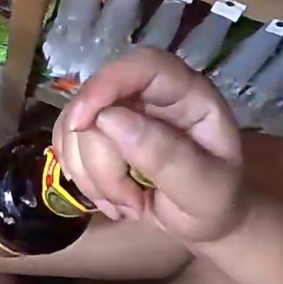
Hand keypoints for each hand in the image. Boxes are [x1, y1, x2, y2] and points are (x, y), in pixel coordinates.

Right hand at [54, 48, 246, 244]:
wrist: (205, 217)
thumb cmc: (215, 199)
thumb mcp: (204, 187)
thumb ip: (165, 155)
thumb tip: (110, 119)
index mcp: (189, 93)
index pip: (145, 66)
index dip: (107, 83)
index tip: (82, 123)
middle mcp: (151, 93)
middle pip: (100, 102)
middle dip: (103, 161)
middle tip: (132, 202)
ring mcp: (122, 108)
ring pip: (76, 126)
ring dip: (92, 176)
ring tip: (129, 204)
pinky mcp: (99, 129)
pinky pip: (67, 142)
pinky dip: (80, 176)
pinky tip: (109, 198)